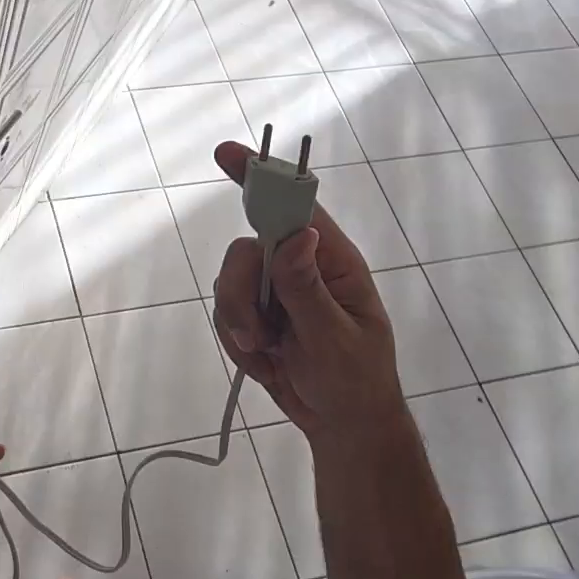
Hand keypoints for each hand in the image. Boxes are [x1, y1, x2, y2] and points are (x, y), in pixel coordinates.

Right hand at [208, 141, 407, 445]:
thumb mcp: (336, 339)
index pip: (294, 206)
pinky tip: (263, 359)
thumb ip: (308, 289)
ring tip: (264, 353)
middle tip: (256, 335)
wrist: (342, 424)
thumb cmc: (355, 381)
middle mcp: (298, 266)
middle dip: (240, 293)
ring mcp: (273, 289)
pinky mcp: (253, 312)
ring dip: (237, 321)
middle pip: (246, 250)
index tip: (227, 154)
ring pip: (228, 281)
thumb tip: (297, 234)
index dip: (261, 176)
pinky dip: (235, 338)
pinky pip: (223, 311)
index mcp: (331, 261)